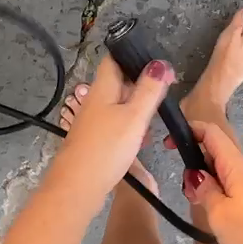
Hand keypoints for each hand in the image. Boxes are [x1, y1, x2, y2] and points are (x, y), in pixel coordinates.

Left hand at [39, 54, 174, 210]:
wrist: (77, 187)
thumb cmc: (107, 148)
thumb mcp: (135, 116)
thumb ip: (149, 89)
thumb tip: (161, 63)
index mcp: (103, 87)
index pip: (115, 58)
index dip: (135, 56)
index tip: (159, 66)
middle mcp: (95, 99)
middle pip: (118, 81)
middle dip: (141, 83)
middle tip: (165, 91)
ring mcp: (92, 119)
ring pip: (118, 103)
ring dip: (137, 105)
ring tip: (156, 115)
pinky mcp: (94, 138)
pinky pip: (115, 121)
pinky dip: (130, 123)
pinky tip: (140, 136)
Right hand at [182, 120, 242, 243]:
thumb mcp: (218, 213)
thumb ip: (204, 190)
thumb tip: (196, 174)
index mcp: (235, 165)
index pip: (211, 132)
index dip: (189, 130)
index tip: (169, 145)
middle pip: (215, 151)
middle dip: (193, 163)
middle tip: (187, 191)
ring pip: (221, 171)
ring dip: (204, 181)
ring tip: (197, 204)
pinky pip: (229, 186)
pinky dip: (215, 192)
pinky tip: (212, 212)